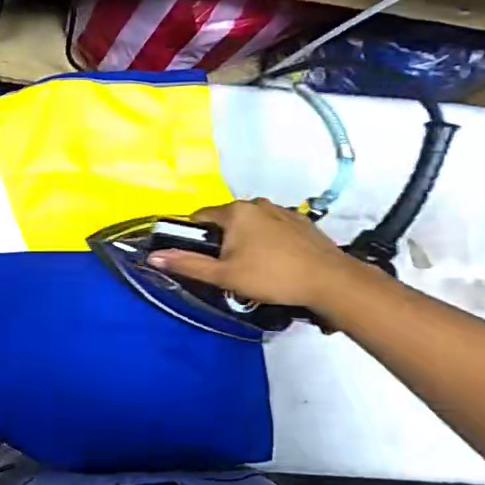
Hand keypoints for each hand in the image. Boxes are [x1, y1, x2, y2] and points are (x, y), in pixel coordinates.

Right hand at [147, 199, 360, 310]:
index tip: (200, 259)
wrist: (330, 281)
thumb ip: (188, 264)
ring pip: (251, 224)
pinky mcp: (302, 221)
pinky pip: (273, 228)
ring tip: (255, 269)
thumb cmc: (272, 277)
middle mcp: (256, 203)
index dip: (194, 238)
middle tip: (229, 270)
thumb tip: (153, 257)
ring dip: (246, 241)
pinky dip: (269, 242)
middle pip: (226, 221)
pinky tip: (277, 263)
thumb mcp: (225, 275)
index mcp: (234, 212)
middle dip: (223, 242)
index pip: (199, 218)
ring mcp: (281, 210)